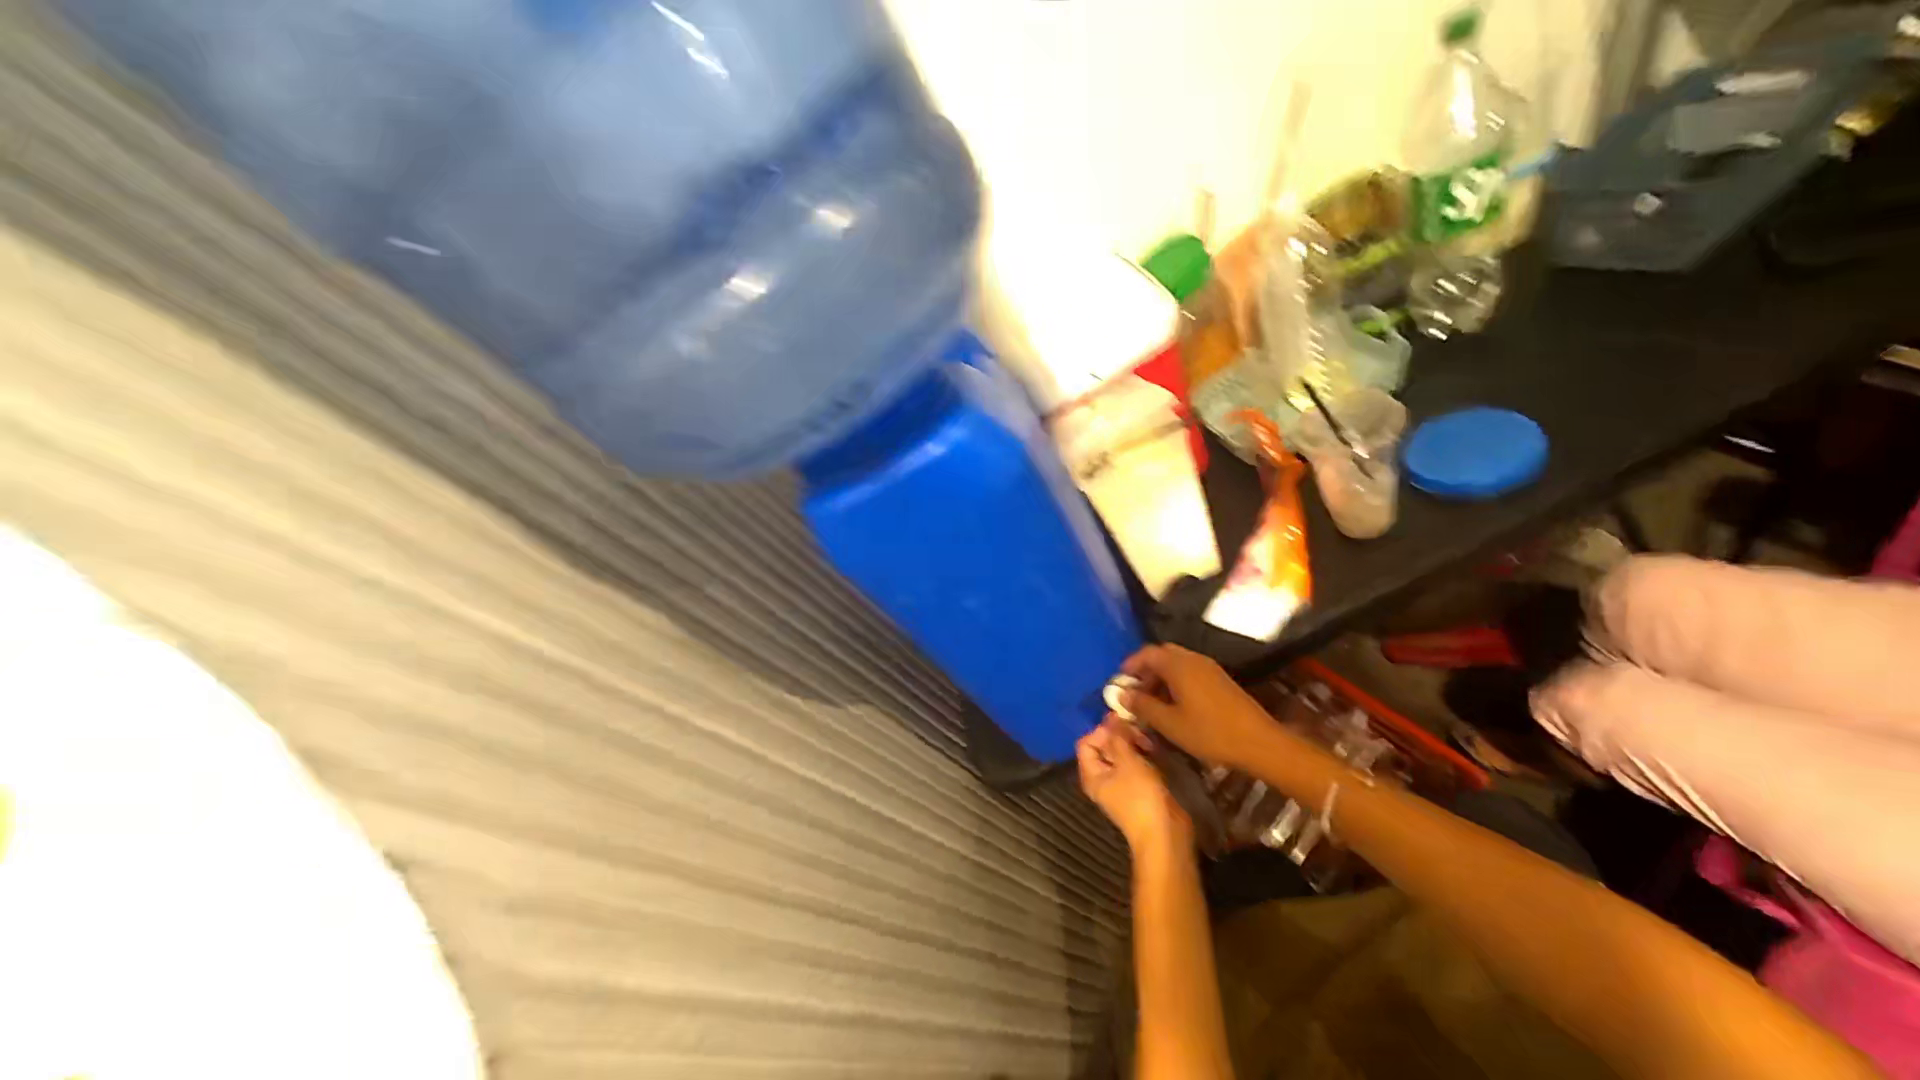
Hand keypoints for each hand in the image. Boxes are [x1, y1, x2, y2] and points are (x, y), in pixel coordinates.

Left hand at [1076, 718, 1190, 852]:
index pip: (1086, 742)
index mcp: (1091, 774)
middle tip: (1138, 731)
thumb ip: (1117, 737)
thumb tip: (1110, 717)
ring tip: (1148, 741)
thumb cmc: (1142, 796)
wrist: (1165, 834)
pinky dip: (1141, 754)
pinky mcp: (1138, 788)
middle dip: (1119, 735)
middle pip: (1103, 747)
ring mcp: (1120, 784)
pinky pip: (1134, 764)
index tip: (1122, 723)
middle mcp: (1102, 778)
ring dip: (1132, 743)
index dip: (1101, 730)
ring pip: (1121, 754)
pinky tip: (1153, 750)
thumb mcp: (1128, 762)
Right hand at [1120, 644, 1277, 769]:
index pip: (1147, 653)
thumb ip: (1143, 705)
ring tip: (1153, 702)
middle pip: (1163, 655)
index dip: (1130, 665)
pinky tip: (1175, 705)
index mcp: (1178, 665)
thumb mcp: (1169, 723)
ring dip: (1161, 677)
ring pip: (1177, 664)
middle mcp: (1193, 659)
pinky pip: (1190, 672)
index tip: (1119, 682)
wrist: (1259, 742)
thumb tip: (1122, 693)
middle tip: (1135, 691)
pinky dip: (1176, 682)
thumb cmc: (1209, 732)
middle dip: (1146, 670)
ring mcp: (1209, 668)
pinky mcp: (1220, 680)